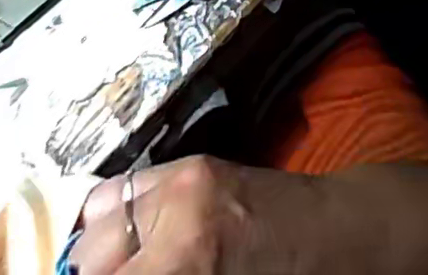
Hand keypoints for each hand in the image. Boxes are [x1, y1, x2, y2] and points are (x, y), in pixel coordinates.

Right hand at [68, 156, 334, 274]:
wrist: (340, 236)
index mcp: (184, 262)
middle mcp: (174, 209)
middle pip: (86, 259)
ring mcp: (183, 176)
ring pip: (95, 220)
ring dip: (95, 255)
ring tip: (120, 267)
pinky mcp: (193, 163)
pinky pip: (126, 188)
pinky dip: (115, 219)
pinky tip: (127, 242)